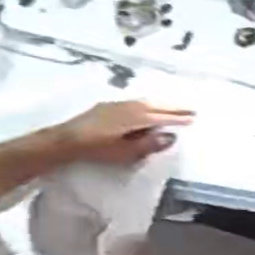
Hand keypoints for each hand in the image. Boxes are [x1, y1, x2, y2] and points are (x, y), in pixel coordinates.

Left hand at [50, 102, 193, 165]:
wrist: (61, 142)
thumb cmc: (96, 149)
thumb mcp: (125, 152)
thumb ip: (149, 144)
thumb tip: (171, 136)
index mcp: (134, 118)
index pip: (161, 118)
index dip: (177, 119)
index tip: (193, 119)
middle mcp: (125, 108)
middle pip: (154, 106)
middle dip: (173, 108)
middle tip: (191, 109)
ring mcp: (113, 106)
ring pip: (143, 102)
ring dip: (160, 104)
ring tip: (173, 107)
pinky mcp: (105, 108)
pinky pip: (133, 102)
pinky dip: (146, 104)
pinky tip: (147, 107)